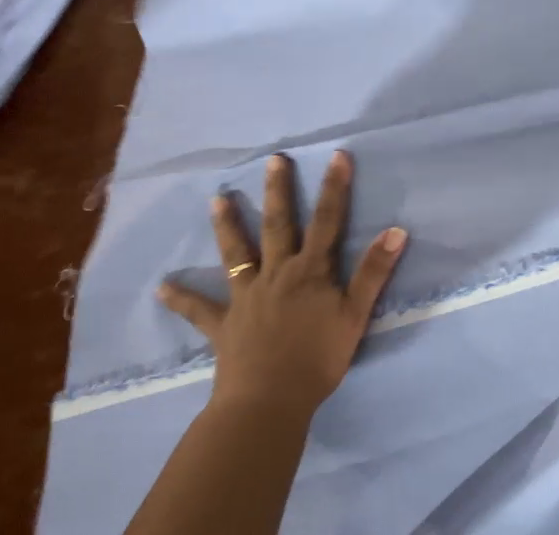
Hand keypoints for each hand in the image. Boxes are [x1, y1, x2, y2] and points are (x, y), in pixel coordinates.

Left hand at [158, 151, 407, 415]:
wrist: (268, 402)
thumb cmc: (318, 358)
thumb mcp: (355, 315)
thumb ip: (373, 272)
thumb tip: (396, 230)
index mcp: (310, 271)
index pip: (328, 220)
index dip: (335, 188)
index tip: (338, 156)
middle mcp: (277, 274)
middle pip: (278, 226)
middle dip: (278, 191)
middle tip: (273, 160)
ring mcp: (246, 297)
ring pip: (236, 255)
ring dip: (227, 226)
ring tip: (216, 199)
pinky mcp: (223, 325)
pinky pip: (199, 310)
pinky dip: (181, 299)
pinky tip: (162, 289)